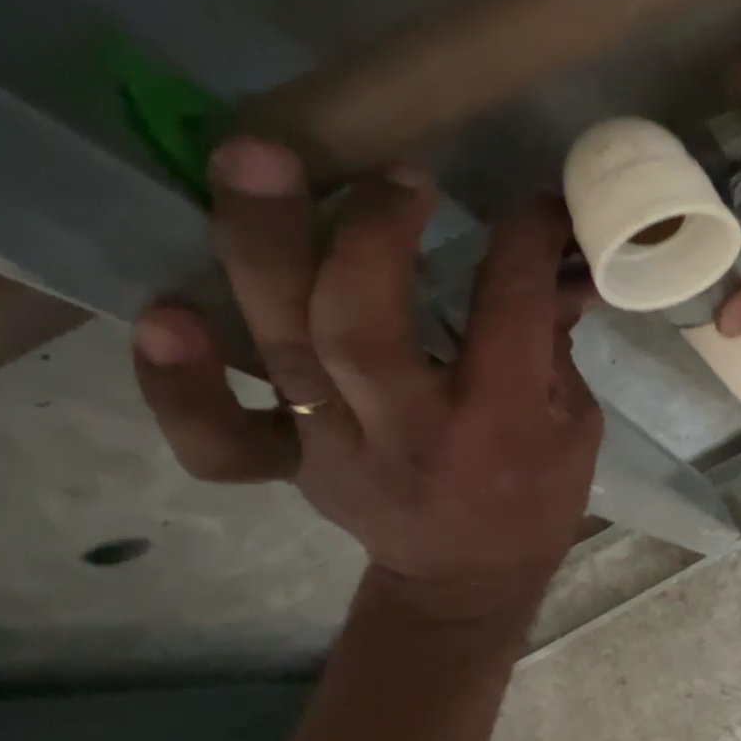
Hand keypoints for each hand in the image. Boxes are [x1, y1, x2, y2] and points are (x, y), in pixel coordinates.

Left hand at [133, 137, 601, 610]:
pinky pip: (218, 439)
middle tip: (395, 174)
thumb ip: (554, 342)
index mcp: (503, 419)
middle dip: (369, 234)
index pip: (508, 308)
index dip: (521, 239)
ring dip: (261, 249)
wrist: (464, 580)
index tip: (534, 201)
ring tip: (255, 159)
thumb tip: (557, 261)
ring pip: (285, 349)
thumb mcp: (575, 425)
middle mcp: (413, 428)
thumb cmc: (535, 498)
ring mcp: (338, 446)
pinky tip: (164, 314)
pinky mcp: (290, 464)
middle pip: (362, 324)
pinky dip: (177, 385)